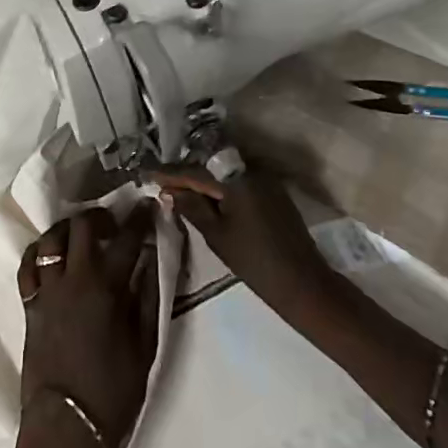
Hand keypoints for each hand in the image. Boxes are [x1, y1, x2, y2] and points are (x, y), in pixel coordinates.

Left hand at [15, 206, 160, 447]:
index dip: (140, 218)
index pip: (127, 239)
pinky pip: (27, 267)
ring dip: (68, 229)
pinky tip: (50, 255)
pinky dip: (39, 252)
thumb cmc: (114, 391)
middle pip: (82, 227)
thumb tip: (153, 259)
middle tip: (115, 222)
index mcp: (107, 288)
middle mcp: (73, 280)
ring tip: (82, 235)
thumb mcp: (146, 345)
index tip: (148, 204)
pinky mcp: (29, 307)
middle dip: (101, 216)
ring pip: (50, 240)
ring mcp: (46, 292)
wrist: (67, 429)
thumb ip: (148, 296)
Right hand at [151, 166, 334, 313]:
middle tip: (161, 182)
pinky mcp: (273, 191)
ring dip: (204, 180)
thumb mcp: (217, 235)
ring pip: (226, 172)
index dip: (169, 173)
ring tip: (179, 189)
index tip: (147, 173)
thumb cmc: (254, 261)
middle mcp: (252, 170)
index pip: (195, 171)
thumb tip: (172, 190)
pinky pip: (240, 181)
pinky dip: (222, 187)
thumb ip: (193, 207)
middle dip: (186, 174)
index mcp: (236, 179)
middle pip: (211, 166)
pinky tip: (208, 198)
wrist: (301, 280)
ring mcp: (265, 179)